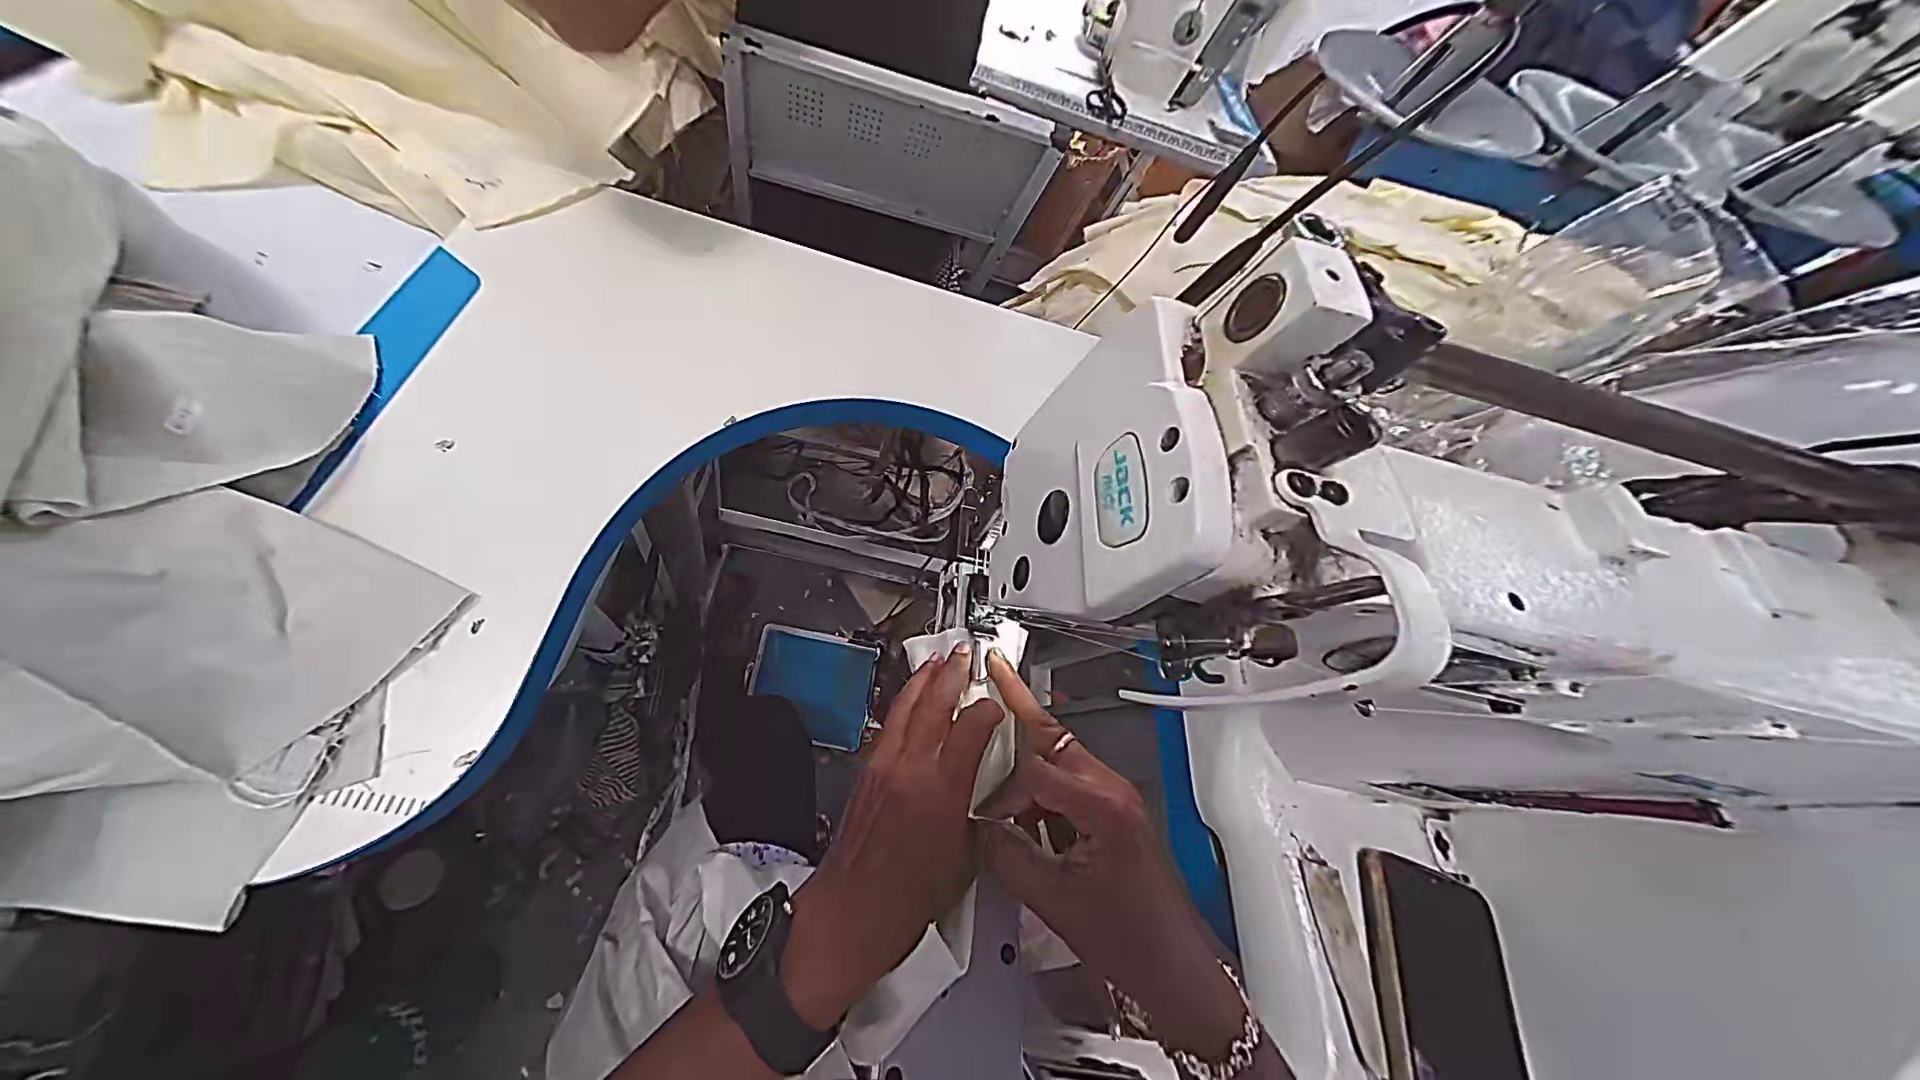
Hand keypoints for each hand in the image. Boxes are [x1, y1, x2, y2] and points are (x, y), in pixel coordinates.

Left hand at [780, 646, 1004, 1028]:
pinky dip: (903, 704)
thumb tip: (980, 789)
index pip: (972, 727)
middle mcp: (911, 769)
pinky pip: (888, 724)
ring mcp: (884, 766)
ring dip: (923, 680)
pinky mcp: (866, 772)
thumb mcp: (962, 855)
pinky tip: (910, 700)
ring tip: (935, 663)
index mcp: (942, 790)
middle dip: (951, 674)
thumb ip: (974, 810)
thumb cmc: (905, 898)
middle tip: (962, 656)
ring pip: (906, 706)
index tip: (996, 705)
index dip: (989, 709)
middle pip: (934, 703)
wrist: (851, 911)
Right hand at [976, 652, 1247, 1059]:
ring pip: (1061, 758)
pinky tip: (1023, 809)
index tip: (985, 815)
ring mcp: (1115, 799)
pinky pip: (1069, 784)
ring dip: (1027, 756)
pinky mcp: (1113, 813)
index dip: (1002, 792)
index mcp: (1103, 805)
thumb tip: (982, 828)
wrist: (1174, 967)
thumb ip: (1008, 855)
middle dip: (1019, 708)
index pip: (1035, 771)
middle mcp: (1113, 791)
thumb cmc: (1132, 939)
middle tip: (996, 673)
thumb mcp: (1054, 900)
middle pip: (1053, 738)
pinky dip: (1041, 788)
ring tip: (995, 745)